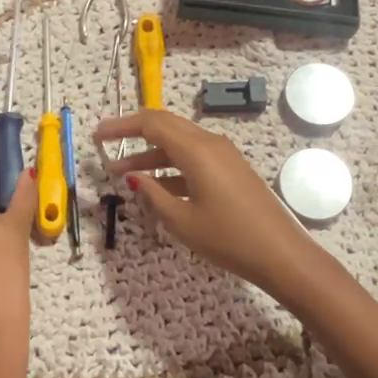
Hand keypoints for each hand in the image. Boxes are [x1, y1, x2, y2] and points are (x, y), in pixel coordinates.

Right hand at [96, 110, 321, 293]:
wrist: (280, 253)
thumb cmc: (228, 238)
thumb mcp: (182, 221)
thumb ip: (153, 195)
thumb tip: (133, 177)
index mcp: (196, 150)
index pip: (152, 124)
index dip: (122, 126)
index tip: (98, 134)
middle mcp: (210, 143)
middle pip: (166, 126)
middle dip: (134, 134)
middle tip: (106, 144)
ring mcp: (223, 156)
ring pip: (179, 144)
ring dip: (151, 155)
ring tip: (121, 173)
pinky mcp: (230, 170)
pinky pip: (194, 158)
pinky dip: (170, 167)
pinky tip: (154, 186)